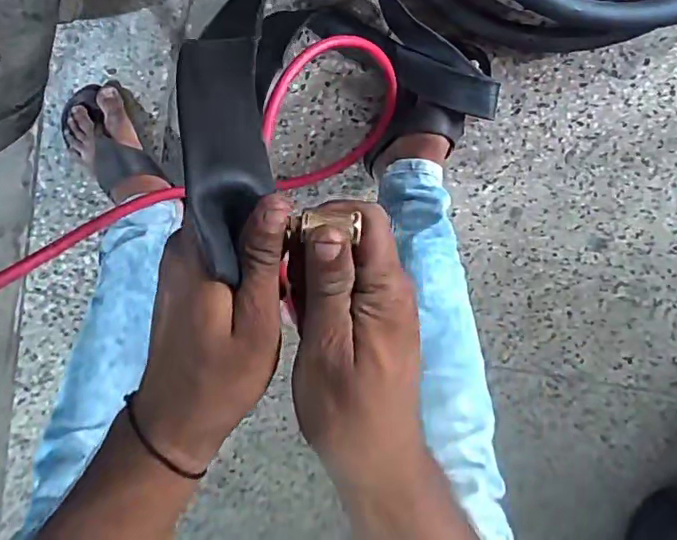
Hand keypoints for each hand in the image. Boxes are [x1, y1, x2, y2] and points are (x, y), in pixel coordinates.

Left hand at [131, 193, 291, 473]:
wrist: (175, 419)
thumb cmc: (220, 377)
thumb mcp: (255, 319)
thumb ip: (262, 258)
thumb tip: (275, 201)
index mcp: (194, 248)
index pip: (228, 197)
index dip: (265, 205)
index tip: (295, 224)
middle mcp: (179, 245)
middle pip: (226, 214)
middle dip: (261, 227)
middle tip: (295, 252)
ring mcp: (176, 260)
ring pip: (222, 234)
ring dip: (252, 247)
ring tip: (283, 271)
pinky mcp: (179, 276)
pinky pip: (214, 252)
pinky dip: (238, 263)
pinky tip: (261, 286)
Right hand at [291, 201, 449, 521]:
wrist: (375, 462)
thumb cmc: (346, 410)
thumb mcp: (328, 346)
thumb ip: (329, 285)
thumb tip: (327, 227)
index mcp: (387, 289)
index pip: (366, 218)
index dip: (327, 214)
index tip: (292, 237)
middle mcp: (392, 285)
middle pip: (355, 229)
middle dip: (313, 236)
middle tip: (284, 267)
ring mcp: (384, 299)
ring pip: (346, 251)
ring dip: (312, 260)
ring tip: (288, 290)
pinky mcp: (373, 313)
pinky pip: (345, 276)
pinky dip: (318, 281)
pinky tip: (299, 305)